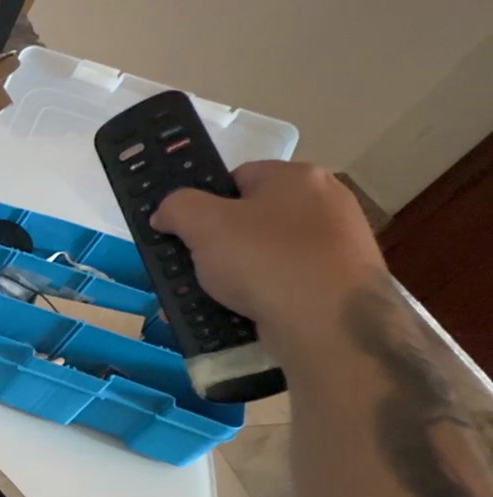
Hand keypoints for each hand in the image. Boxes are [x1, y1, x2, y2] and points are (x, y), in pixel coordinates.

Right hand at [151, 161, 385, 334]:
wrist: (325, 314)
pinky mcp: (335, 274)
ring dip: (227, 275)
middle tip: (187, 272)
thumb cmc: (263, 259)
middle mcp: (321, 199)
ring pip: (260, 252)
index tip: (181, 234)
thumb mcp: (205, 225)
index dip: (202, 205)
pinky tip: (235, 310)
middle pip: (247, 218)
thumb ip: (177, 207)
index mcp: (295, 177)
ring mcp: (332, 238)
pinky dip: (253, 292)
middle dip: (211, 246)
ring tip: (203, 299)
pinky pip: (279, 278)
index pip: (235, 178)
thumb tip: (166, 210)